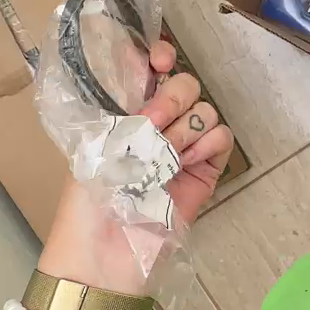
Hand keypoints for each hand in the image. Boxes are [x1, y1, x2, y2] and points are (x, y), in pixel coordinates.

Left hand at [37, 40, 233, 292]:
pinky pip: (221, 138)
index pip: (149, 71)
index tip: (160, 60)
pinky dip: (208, 144)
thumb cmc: (88, 201)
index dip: (158, 56)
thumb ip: (123, 104)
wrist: (106, 253)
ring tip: (166, 157)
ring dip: (186, 128)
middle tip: (152, 123)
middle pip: (184, 85)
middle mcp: (158, 126)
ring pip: (205, 110)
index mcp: (126, 114)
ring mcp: (185, 148)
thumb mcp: (97, 145)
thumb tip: (144, 63)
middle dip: (171, 97)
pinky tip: (188, 163)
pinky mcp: (206, 170)